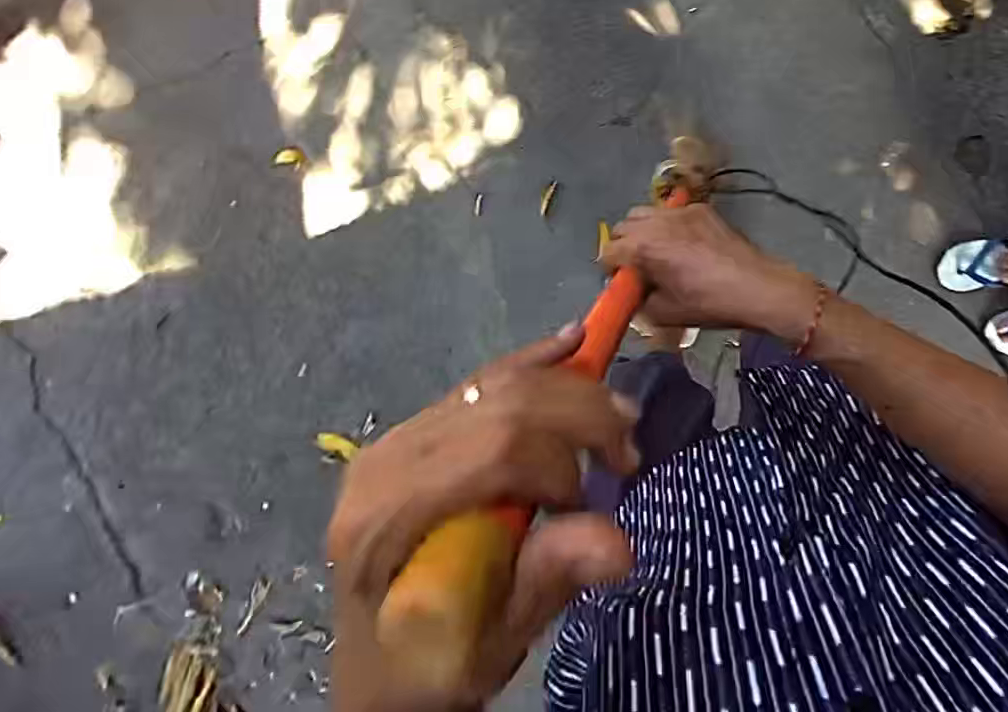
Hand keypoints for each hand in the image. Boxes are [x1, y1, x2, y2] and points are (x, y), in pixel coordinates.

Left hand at [327, 326, 638, 710]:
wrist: (378, 664)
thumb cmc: (429, 664)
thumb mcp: (490, 644)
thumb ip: (545, 583)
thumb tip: (620, 543)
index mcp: (387, 518)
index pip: (490, 451)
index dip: (557, 463)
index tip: (588, 505)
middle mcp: (386, 460)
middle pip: (498, 406)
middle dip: (577, 413)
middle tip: (629, 443)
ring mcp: (397, 436)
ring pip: (494, 384)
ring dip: (565, 386)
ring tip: (617, 408)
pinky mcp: (417, 428)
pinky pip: (481, 382)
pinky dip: (533, 363)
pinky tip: (572, 342)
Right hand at [601, 203, 819, 341]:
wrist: (758, 288)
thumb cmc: (710, 304)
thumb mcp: (665, 313)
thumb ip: (639, 301)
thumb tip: (633, 294)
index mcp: (644, 248)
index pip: (608, 251)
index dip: (611, 269)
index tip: (623, 283)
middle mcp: (657, 223)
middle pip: (623, 227)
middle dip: (624, 246)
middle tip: (638, 267)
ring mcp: (681, 212)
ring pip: (645, 213)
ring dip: (643, 231)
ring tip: (657, 251)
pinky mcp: (702, 209)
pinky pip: (672, 211)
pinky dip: (668, 225)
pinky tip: (684, 244)